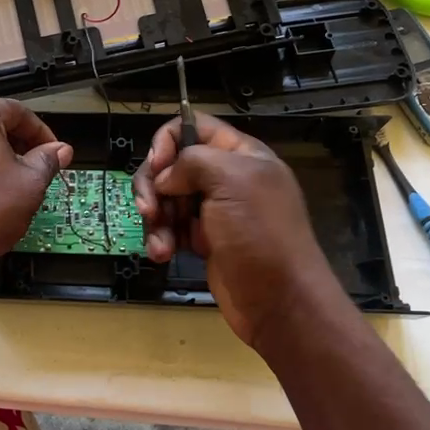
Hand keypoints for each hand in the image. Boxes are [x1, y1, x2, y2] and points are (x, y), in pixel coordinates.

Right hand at [130, 113, 334, 347]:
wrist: (280, 303)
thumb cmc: (260, 235)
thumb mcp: (231, 181)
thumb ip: (192, 161)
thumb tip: (166, 177)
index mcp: (240, 154)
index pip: (193, 126)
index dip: (167, 141)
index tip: (157, 168)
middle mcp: (226, 178)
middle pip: (171, 164)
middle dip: (154, 186)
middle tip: (149, 210)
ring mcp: (214, 210)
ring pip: (166, 198)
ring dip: (155, 219)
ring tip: (159, 244)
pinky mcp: (203, 239)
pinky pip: (170, 227)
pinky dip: (161, 238)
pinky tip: (162, 254)